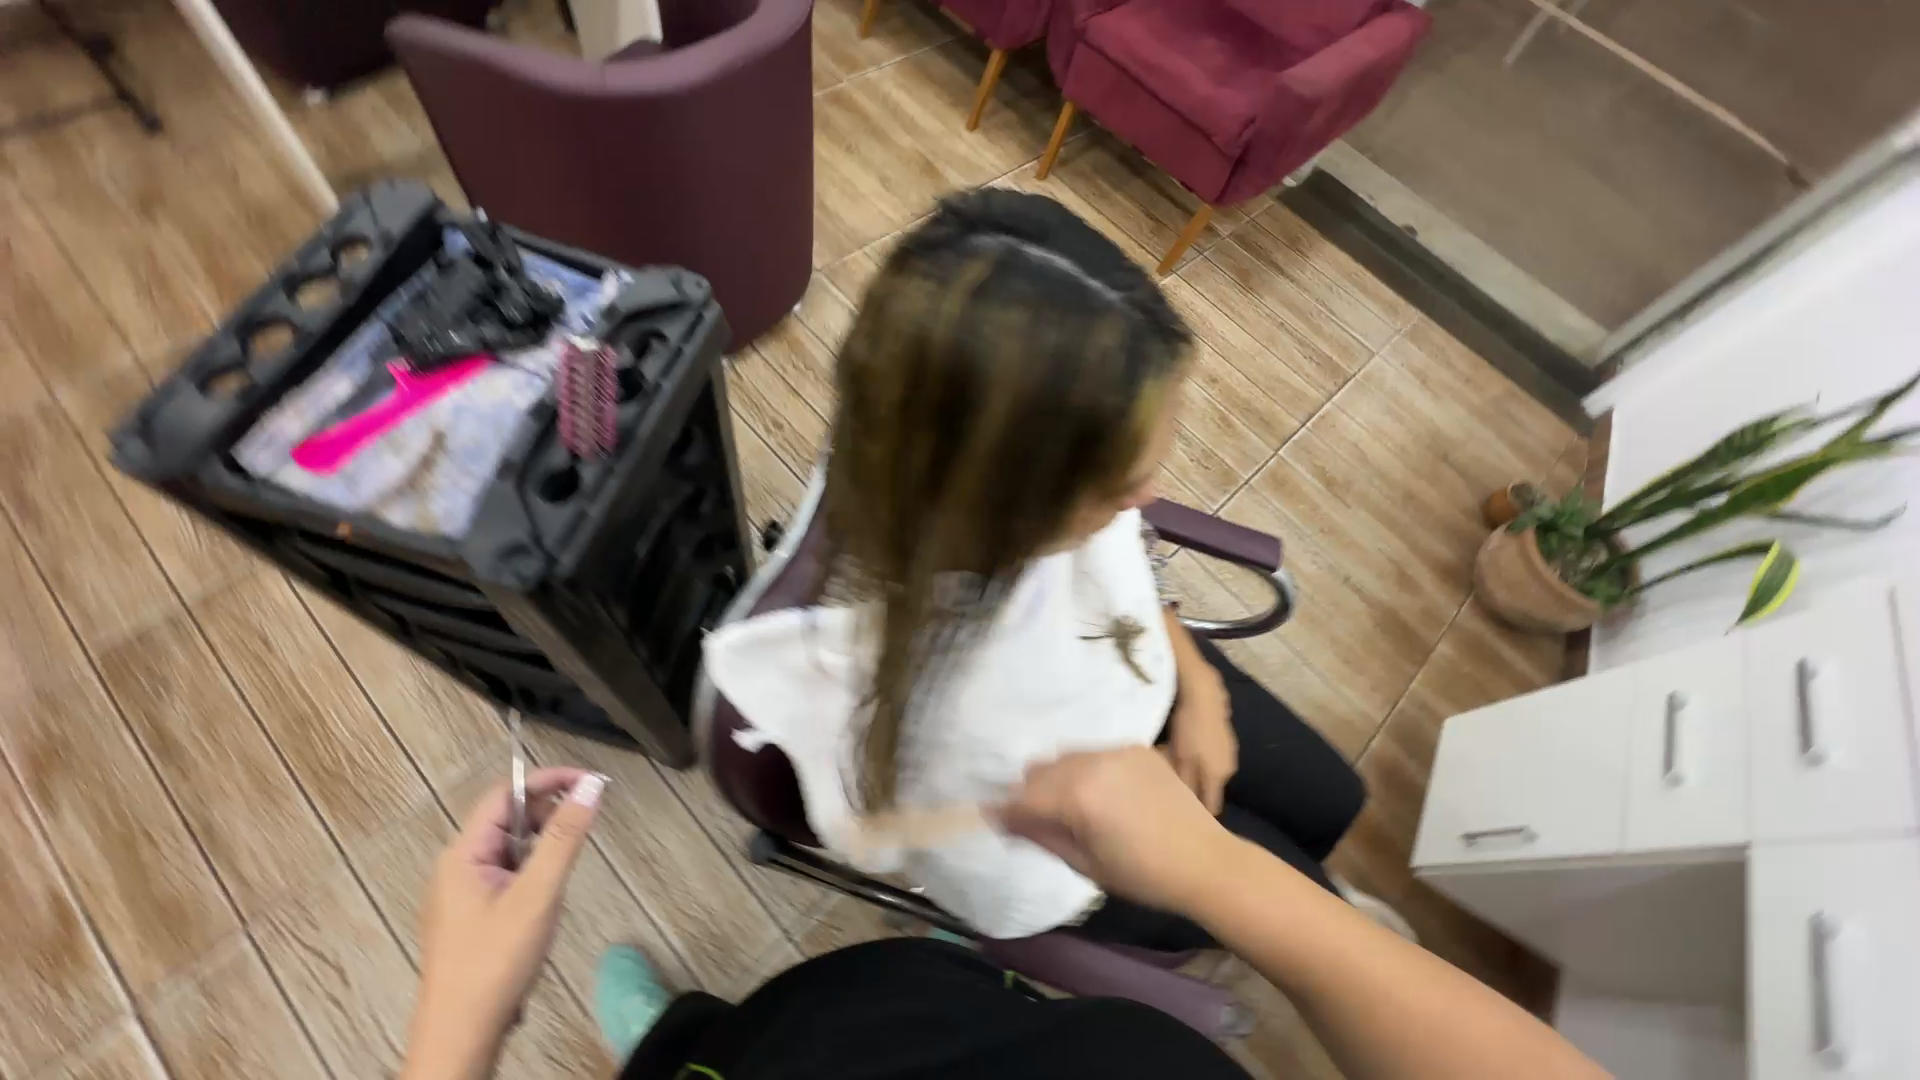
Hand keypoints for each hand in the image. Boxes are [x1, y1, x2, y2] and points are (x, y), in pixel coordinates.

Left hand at [403, 768, 605, 1079]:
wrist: (460, 1036)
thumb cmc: (496, 961)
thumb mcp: (537, 894)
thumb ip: (564, 837)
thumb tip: (591, 786)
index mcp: (463, 854)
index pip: (505, 794)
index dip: (548, 779)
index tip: (592, 780)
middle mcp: (457, 866)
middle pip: (506, 817)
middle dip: (548, 810)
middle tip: (587, 819)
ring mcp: (462, 892)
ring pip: (509, 846)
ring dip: (543, 841)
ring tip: (570, 860)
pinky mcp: (472, 914)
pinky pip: (507, 871)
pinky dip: (533, 867)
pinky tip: (549, 892)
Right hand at [997, 747, 1240, 915]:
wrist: (1206, 862)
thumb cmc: (1142, 875)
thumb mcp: (1084, 863)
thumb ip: (1039, 835)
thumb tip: (1001, 819)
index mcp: (1078, 795)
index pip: (1024, 796)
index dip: (1005, 809)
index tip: (992, 819)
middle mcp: (1092, 762)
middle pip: (1039, 770)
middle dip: (1029, 793)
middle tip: (1034, 820)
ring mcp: (1115, 751)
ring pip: (1065, 757)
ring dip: (1056, 778)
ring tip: (1070, 807)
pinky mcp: (1135, 748)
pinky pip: (1093, 754)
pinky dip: (1085, 770)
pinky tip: (1101, 796)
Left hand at [1167, 665, 1234, 814]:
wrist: (1203, 692)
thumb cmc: (1189, 727)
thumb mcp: (1180, 757)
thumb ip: (1183, 782)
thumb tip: (1182, 804)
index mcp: (1219, 775)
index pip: (1212, 806)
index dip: (1199, 814)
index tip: (1184, 817)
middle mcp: (1229, 766)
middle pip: (1212, 788)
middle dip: (1197, 792)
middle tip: (1175, 793)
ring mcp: (1230, 749)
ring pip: (1212, 770)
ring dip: (1199, 773)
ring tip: (1180, 771)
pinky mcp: (1225, 734)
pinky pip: (1212, 754)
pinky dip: (1201, 757)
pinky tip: (1189, 749)